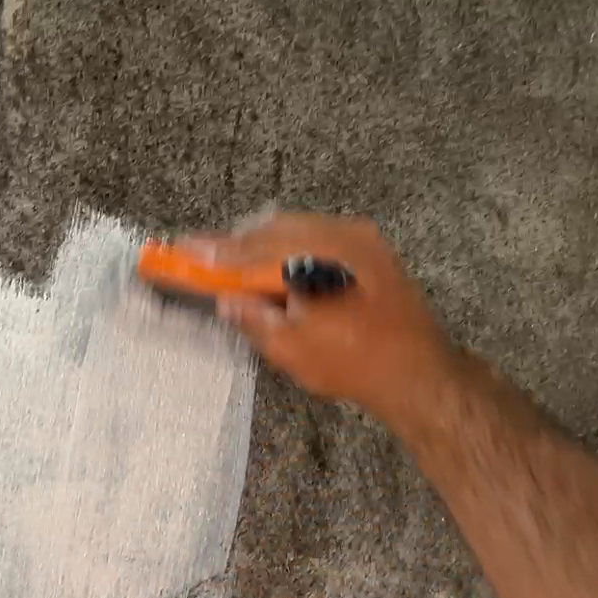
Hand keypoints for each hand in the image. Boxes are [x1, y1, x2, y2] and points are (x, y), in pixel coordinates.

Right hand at [172, 211, 457, 429]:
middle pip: (271, 228)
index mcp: (312, 259)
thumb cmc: (351, 364)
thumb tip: (227, 299)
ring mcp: (358, 237)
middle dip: (236, 244)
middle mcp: (337, 235)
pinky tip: (281, 263)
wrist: (417, 370)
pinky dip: (291, 244)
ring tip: (239, 263)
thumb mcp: (290, 348)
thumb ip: (253, 317)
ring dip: (263, 243)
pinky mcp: (371, 247)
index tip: (181, 248)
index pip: (249, 250)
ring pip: (295, 226)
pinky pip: (319, 232)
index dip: (211, 251)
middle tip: (205, 258)